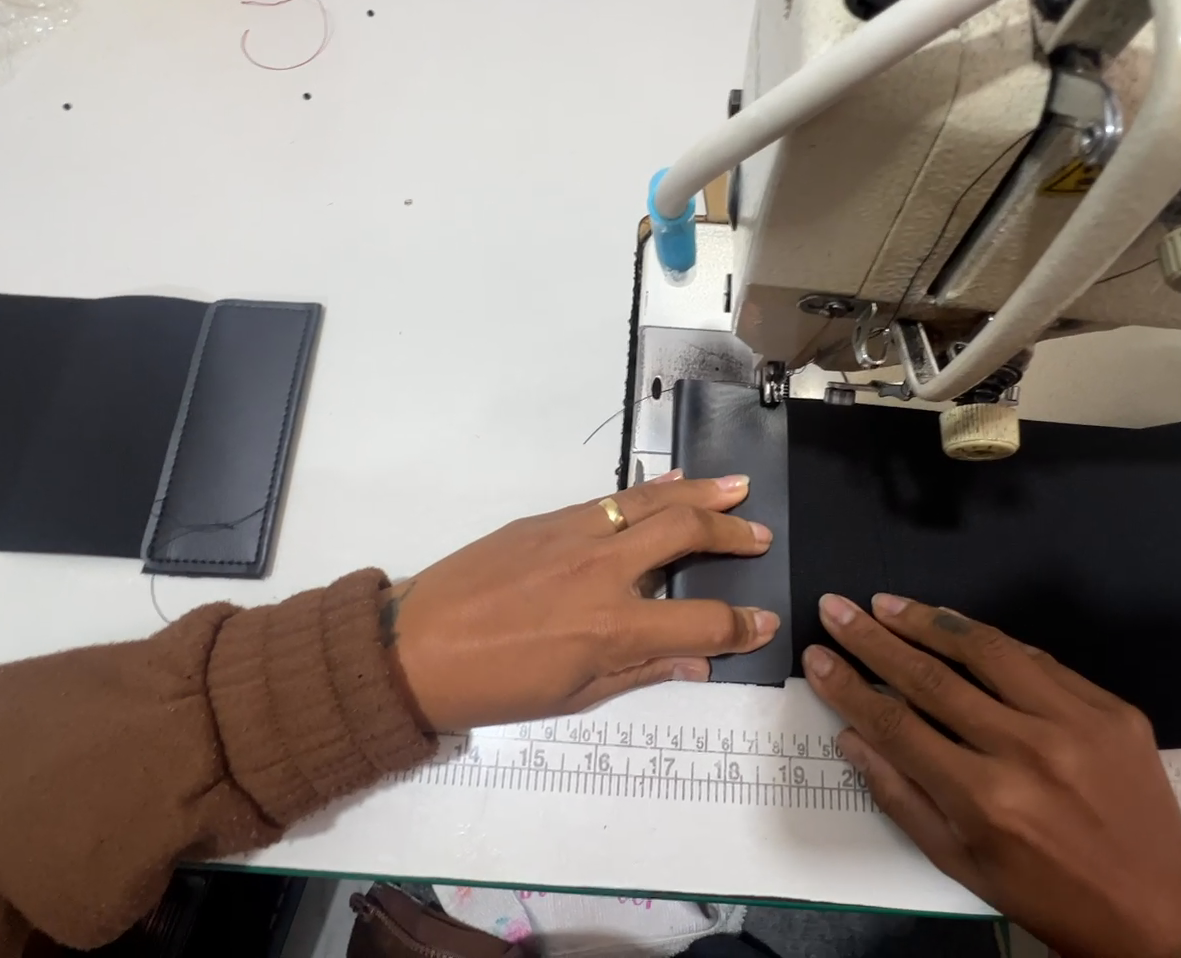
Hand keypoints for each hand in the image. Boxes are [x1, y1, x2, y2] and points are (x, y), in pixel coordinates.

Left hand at [385, 473, 777, 729]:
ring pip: (651, 501)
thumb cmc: (496, 687)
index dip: (742, 627)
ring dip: (699, 493)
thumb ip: (642, 670)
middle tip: (760, 534)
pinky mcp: (549, 518)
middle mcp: (603, 571)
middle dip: (732, 534)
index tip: (764, 622)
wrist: (416, 646)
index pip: (701, 623)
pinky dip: (648, 491)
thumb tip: (698, 662)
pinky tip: (672, 486)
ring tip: (735, 487)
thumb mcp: (574, 696)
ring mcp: (575, 535)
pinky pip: (611, 499)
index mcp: (611, 628)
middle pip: (685, 534)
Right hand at [804, 593, 1180, 957]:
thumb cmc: (1045, 895)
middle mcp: (1028, 752)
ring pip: (984, 651)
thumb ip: (900, 795)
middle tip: (835, 606)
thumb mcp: (959, 864)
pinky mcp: (1112, 708)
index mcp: (986, 800)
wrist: (1164, 916)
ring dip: (926, 621)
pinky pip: (1035, 658)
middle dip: (873, 638)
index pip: (896, 724)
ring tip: (885, 603)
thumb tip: (850, 733)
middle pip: (931, 678)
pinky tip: (951, 624)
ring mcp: (1076, 723)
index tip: (816, 654)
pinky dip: (986, 638)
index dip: (848, 686)